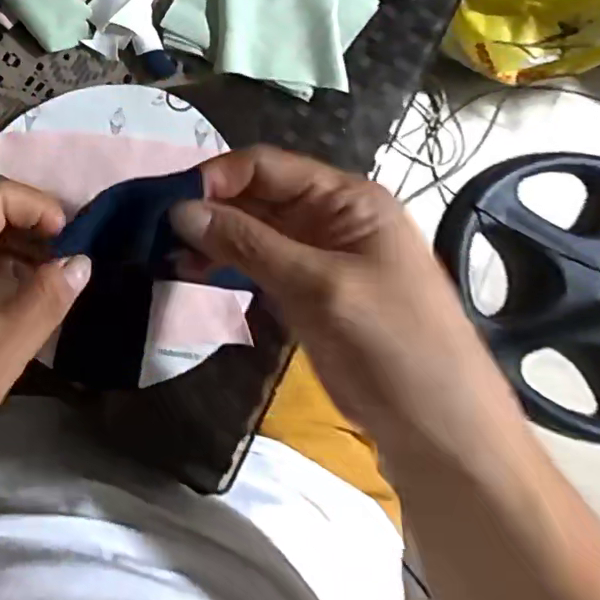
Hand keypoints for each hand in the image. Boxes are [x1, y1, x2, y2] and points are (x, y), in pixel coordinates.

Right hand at [170, 146, 524, 459]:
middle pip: (250, 193)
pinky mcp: (300, 284)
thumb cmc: (393, 347)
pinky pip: (248, 257)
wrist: (442, 434)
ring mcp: (313, 252)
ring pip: (244, 225)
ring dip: (206, 235)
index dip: (216, 177)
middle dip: (204, 207)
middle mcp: (328, 216)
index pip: (265, 166)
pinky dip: (217, 260)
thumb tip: (179, 210)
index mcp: (347, 200)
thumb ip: (246, 243)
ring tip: (166, 253)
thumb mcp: (317, 287)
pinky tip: (187, 270)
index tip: (171, 204)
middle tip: (157, 230)